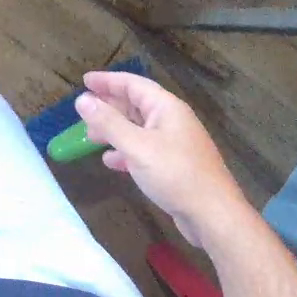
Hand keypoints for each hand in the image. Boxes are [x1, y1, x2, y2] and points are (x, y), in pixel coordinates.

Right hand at [74, 70, 251, 246]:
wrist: (213, 216)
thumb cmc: (175, 174)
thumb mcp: (136, 146)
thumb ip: (108, 122)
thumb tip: (82, 100)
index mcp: (166, 108)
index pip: (133, 84)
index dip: (108, 81)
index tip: (84, 81)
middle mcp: (172, 121)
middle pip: (135, 105)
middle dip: (108, 107)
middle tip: (83, 113)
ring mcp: (174, 144)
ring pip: (138, 128)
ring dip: (114, 130)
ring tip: (90, 138)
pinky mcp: (174, 165)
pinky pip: (144, 149)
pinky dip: (125, 151)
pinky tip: (111, 161)